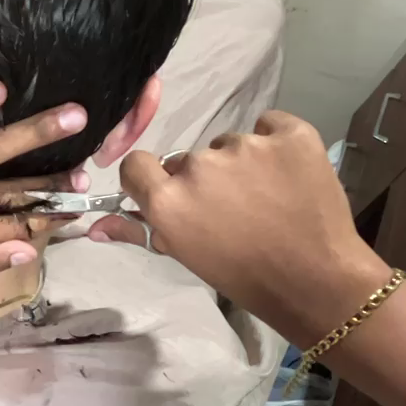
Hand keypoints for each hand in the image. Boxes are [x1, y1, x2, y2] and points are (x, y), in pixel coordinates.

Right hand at [88, 110, 390, 345]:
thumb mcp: (183, 254)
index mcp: (168, 198)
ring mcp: (246, 145)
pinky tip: (286, 174)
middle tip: (229, 210)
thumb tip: (93, 226)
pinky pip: (269, 126)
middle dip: (201, 180)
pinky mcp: (289, 132)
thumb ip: (137, 232)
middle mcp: (198, 165)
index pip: (136, 165)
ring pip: (227, 146)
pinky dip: (273, 145)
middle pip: (186, 160)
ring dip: (238, 165)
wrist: (312, 278)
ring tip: (264, 197)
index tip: (168, 193)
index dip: (148, 178)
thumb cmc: (240, 274)